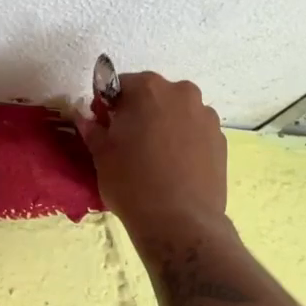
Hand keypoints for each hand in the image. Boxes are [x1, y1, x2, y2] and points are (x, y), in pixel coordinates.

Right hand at [76, 72, 228, 236]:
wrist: (178, 221)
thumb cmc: (131, 182)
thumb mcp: (101, 156)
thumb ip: (93, 130)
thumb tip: (84, 118)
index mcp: (148, 89)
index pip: (120, 84)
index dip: (109, 104)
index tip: (104, 124)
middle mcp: (181, 93)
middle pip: (153, 95)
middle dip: (139, 111)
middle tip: (128, 141)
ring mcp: (206, 116)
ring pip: (177, 113)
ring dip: (164, 125)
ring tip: (154, 157)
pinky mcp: (220, 140)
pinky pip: (194, 132)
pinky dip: (183, 141)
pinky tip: (174, 168)